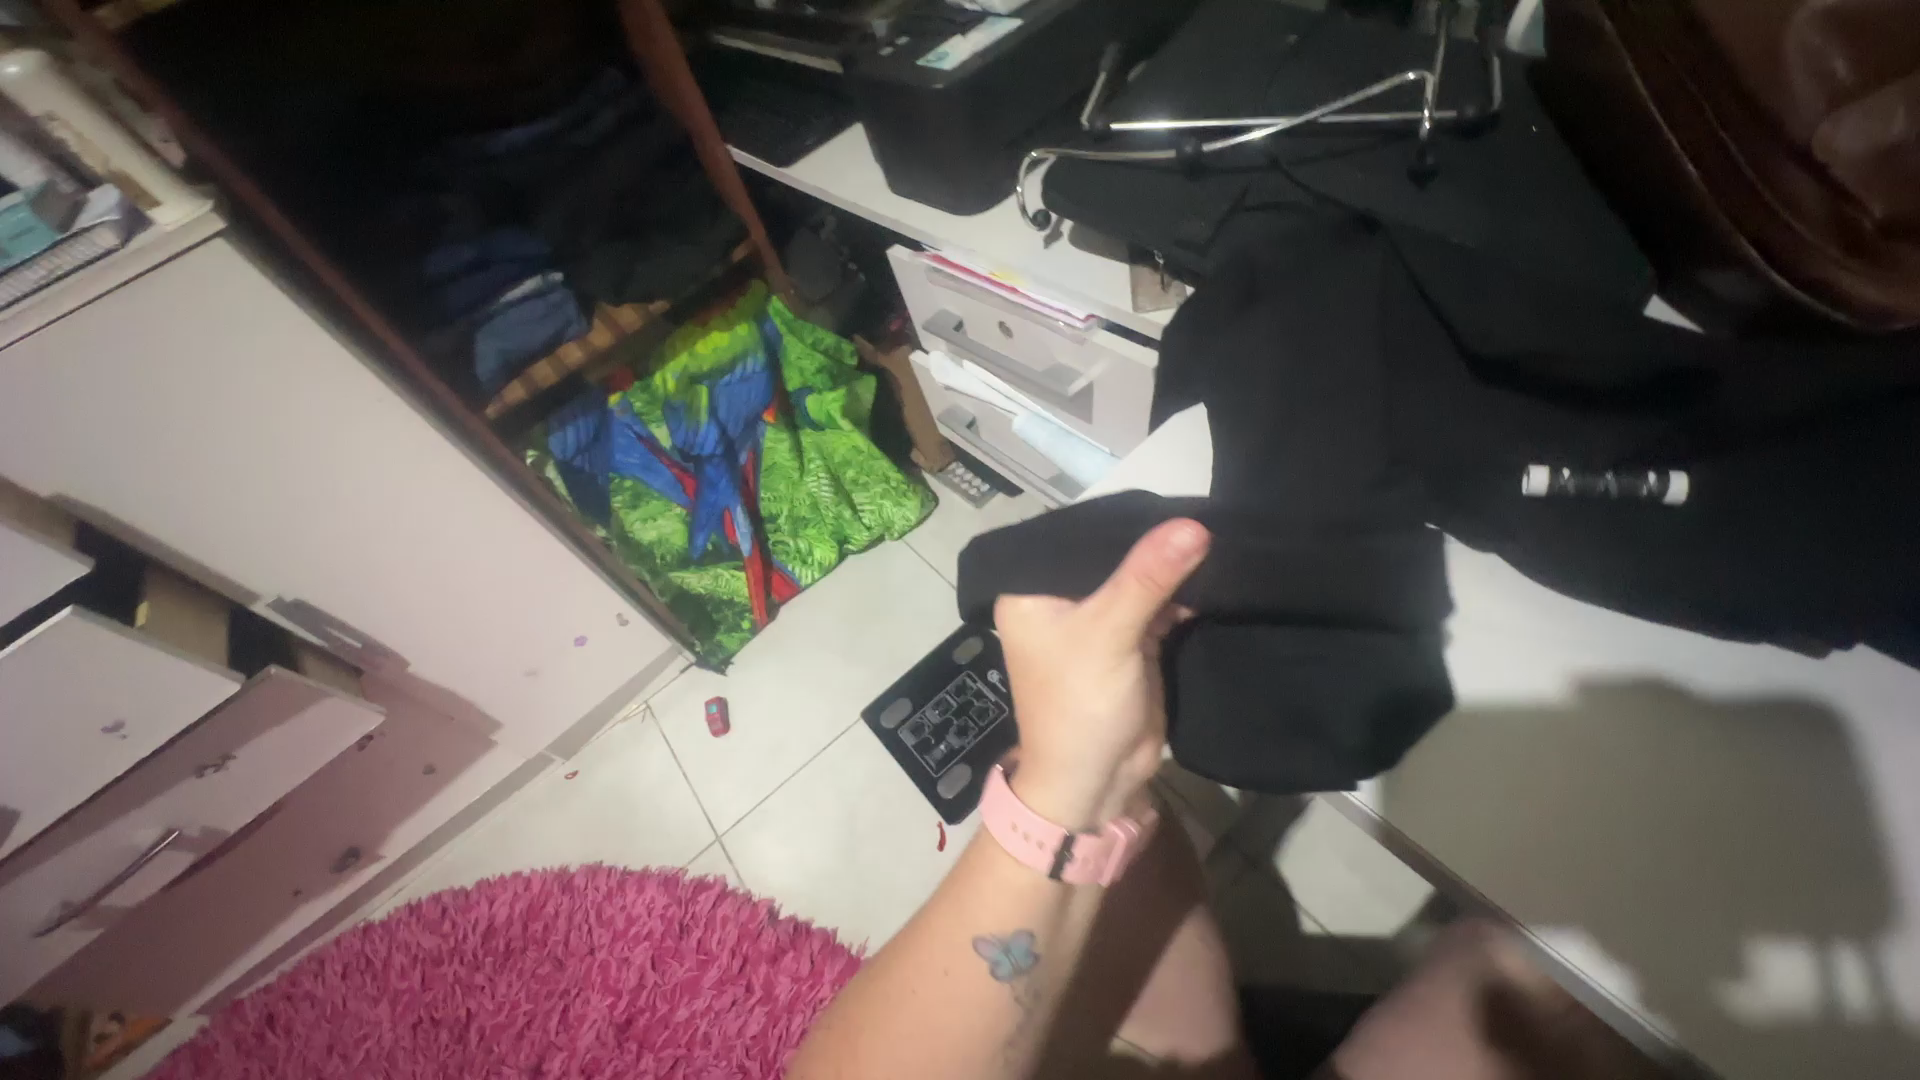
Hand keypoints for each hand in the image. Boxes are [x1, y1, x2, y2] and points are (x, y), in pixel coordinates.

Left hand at [994, 518, 1210, 827]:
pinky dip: (1184, 594)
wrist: (1096, 784)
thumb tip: (1193, 523)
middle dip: (1152, 539)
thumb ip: (1148, 578)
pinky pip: (1159, 604)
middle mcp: (1060, 597)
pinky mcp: (1130, 640)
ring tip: (1219, 531)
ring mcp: (1097, 618)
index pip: (1074, 534)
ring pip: (1138, 578)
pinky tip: (1219, 569)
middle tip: (1203, 507)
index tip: (1169, 491)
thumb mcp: (1108, 635)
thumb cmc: (1078, 706)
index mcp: (1031, 588)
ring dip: (1174, 566)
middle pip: (1111, 554)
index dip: (1119, 514)